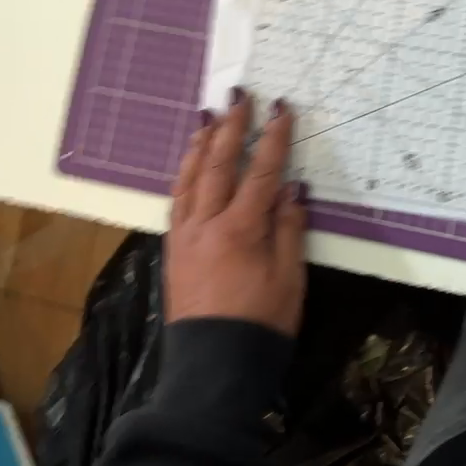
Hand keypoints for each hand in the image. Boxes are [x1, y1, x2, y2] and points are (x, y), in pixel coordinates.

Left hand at [164, 90, 308, 335]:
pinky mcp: (173, 251)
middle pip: (219, 166)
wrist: (214, 368)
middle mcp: (206, 225)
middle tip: (238, 96)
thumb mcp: (289, 276)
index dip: (274, 138)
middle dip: (231, 128)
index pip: (261, 172)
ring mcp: (184, 237)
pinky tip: (190, 165)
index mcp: (240, 229)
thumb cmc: (262, 322)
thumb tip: (291, 187)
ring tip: (208, 118)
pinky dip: (185, 175)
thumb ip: (289, 227)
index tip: (282, 109)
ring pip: (190, 180)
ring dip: (201, 145)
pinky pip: (177, 201)